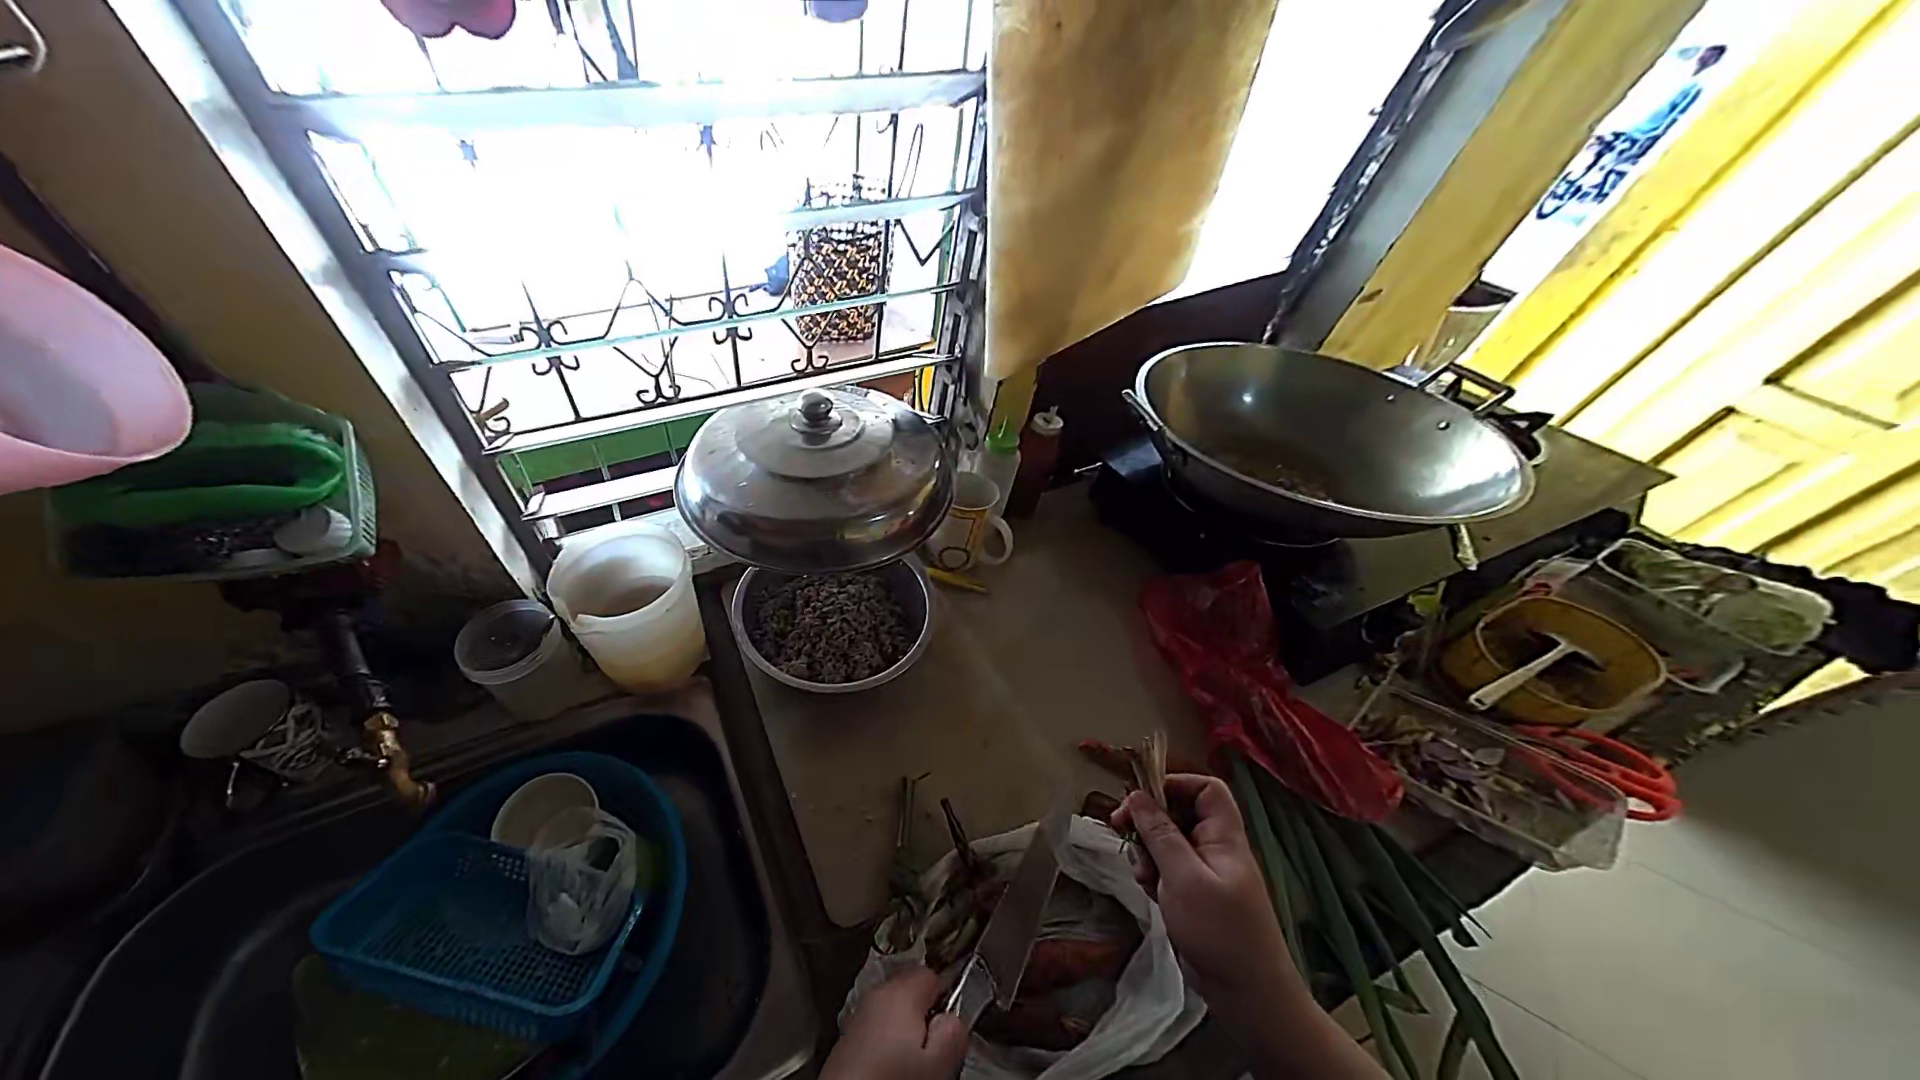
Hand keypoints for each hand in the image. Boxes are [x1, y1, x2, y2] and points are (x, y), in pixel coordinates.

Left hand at [822, 967, 968, 1079]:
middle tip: (931, 1049)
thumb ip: (953, 1034)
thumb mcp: (935, 1065)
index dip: (946, 997)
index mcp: (901, 992)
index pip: (933, 973)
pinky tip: (889, 1069)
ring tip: (911, 1064)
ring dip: (905, 1029)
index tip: (949, 1024)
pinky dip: (886, 1042)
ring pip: (894, 1009)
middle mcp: (877, 995)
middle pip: (912, 988)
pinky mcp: (848, 1037)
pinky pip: (878, 1027)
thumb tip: (955, 1019)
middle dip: (925, 1013)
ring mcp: (860, 1015)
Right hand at [1112, 776, 1387, 1079]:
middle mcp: (1214, 848)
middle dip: (1149, 820)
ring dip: (1146, 851)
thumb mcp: (1183, 877)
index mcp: (1223, 836)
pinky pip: (1165, 868)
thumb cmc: (1219, 930)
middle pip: (1178, 812)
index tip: (1142, 797)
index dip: (1175, 783)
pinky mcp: (1191, 894)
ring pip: (1166, 841)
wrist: (1247, 996)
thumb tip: (1136, 796)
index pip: (1206, 789)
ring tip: (1143, 874)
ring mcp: (1203, 872)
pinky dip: (1152, 873)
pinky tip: (1149, 890)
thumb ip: (1159, 833)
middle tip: (1121, 828)